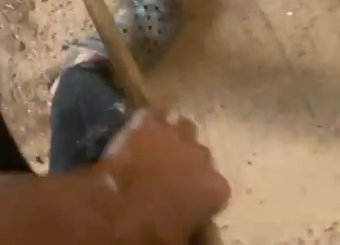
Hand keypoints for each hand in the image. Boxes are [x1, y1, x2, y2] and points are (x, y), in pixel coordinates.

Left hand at [98, 103, 229, 240]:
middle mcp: (201, 156)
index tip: (192, 199)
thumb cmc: (157, 230)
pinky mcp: (149, 122)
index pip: (218, 187)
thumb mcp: (187, 238)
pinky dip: (157, 112)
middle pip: (201, 154)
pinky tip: (152, 117)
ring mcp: (174, 134)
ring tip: (162, 145)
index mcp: (215, 187)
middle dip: (190, 161)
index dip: (203, 193)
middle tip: (173, 173)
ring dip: (176, 135)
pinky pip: (158, 108)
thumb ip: (202, 229)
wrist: (120, 207)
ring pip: (183, 126)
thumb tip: (206, 228)